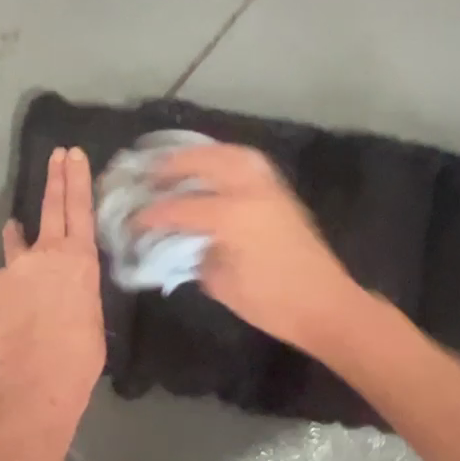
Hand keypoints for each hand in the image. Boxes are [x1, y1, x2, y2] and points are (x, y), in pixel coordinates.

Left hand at [0, 147, 105, 402]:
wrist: (38, 375)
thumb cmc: (81, 350)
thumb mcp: (91, 308)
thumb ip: (77, 282)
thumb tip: (67, 280)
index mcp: (80, 257)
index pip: (80, 208)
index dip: (77, 179)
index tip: (73, 155)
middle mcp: (47, 252)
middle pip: (51, 206)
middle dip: (55, 178)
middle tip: (56, 155)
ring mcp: (17, 266)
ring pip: (19, 239)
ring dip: (21, 230)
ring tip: (16, 225)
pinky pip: (8, 275)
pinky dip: (14, 282)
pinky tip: (19, 305)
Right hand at [134, 144, 370, 355]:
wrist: (325, 306)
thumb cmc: (271, 303)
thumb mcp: (221, 283)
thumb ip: (195, 255)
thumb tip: (178, 241)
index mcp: (232, 217)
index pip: (181, 207)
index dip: (153, 214)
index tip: (134, 220)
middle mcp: (251, 192)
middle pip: (207, 162)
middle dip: (175, 165)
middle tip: (152, 173)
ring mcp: (271, 190)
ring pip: (233, 155)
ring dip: (203, 155)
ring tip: (181, 163)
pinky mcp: (282, 195)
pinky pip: (251, 164)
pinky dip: (227, 160)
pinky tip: (213, 171)